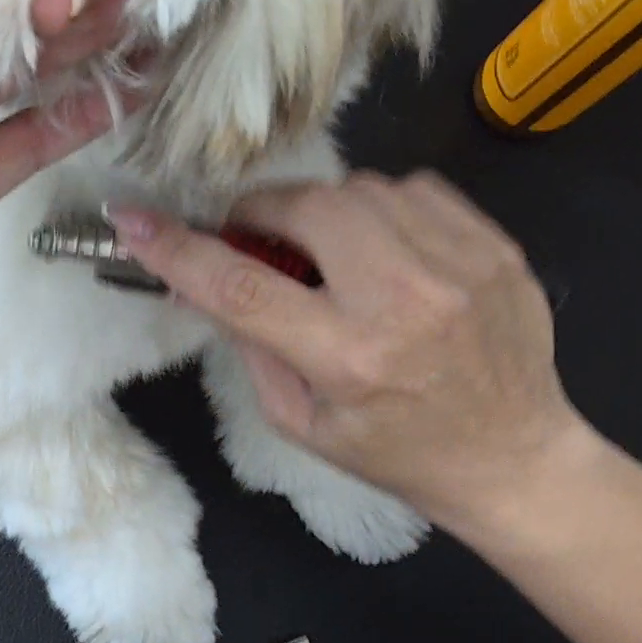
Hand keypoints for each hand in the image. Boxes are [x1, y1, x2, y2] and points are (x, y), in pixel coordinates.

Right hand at [112, 172, 588, 532]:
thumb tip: (206, 283)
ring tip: (315, 250)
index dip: (180, 251)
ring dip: (315, 211)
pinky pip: (412, 189)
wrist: (506, 453)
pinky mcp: (495, 243)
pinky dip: (372, 208)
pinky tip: (372, 247)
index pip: (242, 288)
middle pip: (306, 210)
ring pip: (359, 189)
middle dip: (257, 213)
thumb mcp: (298, 421)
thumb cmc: (387, 451)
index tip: (134, 224)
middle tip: (245, 236)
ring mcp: (459, 262)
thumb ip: (253, 346)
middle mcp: (404, 300)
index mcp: (347, 359)